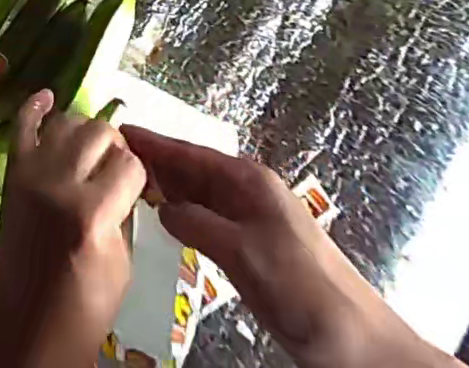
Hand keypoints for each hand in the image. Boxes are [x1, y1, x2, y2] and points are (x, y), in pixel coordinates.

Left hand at [0, 91, 146, 367]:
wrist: (24, 328)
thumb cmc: (82, 307)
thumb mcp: (121, 262)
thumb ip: (123, 209)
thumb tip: (124, 175)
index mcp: (92, 214)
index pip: (130, 164)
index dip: (138, 175)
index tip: (135, 188)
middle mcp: (59, 185)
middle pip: (101, 132)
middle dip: (116, 147)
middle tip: (113, 168)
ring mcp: (32, 175)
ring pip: (68, 122)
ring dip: (86, 130)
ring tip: (90, 150)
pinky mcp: (12, 175)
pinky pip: (22, 127)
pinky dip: (34, 107)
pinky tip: (49, 97)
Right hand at [121, 127, 462, 367]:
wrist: (353, 338)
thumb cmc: (298, 286)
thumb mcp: (242, 253)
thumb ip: (199, 225)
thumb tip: (165, 208)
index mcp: (248, 180)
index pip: (191, 154)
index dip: (155, 144)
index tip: (121, 131)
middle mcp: (249, 189)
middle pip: (194, 168)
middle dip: (157, 161)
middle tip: (115, 156)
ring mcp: (253, 216)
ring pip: (200, 191)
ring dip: (169, 185)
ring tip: (130, 181)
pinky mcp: (254, 242)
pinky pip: (209, 216)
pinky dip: (184, 212)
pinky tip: (166, 218)